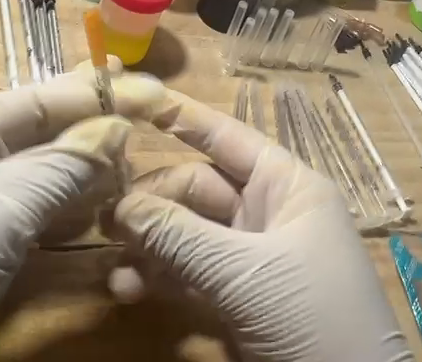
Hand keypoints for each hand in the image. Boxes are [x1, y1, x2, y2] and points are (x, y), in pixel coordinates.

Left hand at [0, 65, 165, 361]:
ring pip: (47, 171)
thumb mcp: (2, 205)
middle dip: (92, 124)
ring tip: (131, 156)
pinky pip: (43, 209)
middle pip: (43, 132)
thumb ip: (62, 165)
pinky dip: (74, 202)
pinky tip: (105, 198)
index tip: (143, 88)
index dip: (90, 93)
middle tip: (147, 111)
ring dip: (88, 164)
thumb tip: (117, 127)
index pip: (36, 101)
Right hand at [106, 89, 413, 361]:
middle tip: (106, 213)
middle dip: (154, 199)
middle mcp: (269, 212)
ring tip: (108, 251)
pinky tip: (125, 286)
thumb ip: (181, 238)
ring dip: (150, 242)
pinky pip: (191, 274)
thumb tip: (119, 206)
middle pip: (198, 188)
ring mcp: (252, 259)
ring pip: (189, 234)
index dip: (184, 119)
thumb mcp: (248, 275)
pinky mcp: (239, 301)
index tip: (135, 103)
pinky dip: (160, 278)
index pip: (227, 138)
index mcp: (286, 186)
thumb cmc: (316, 318)